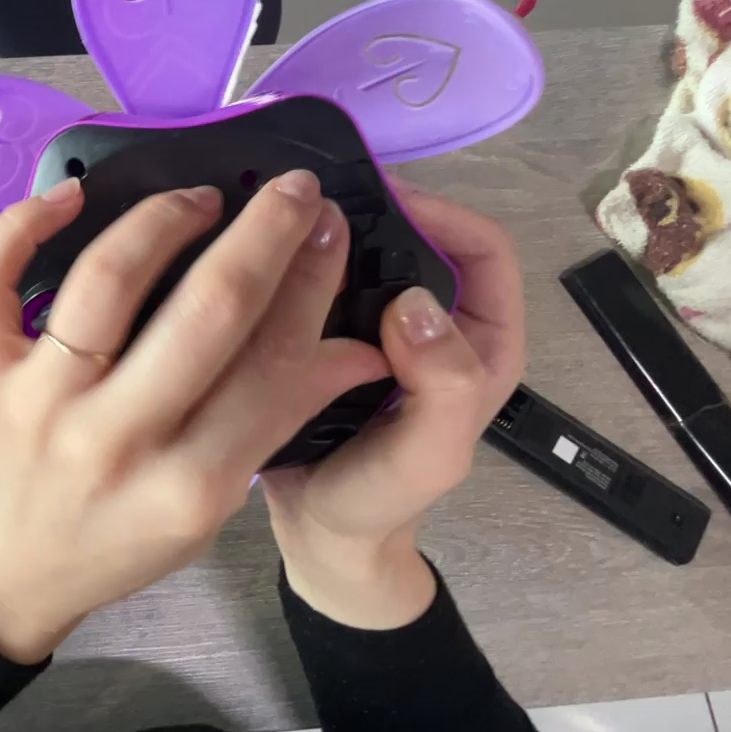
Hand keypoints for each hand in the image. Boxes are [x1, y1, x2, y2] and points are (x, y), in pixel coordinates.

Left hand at [0, 171, 389, 662]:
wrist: (16, 567)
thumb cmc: (123, 540)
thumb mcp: (214, 507)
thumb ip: (277, 422)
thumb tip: (361, 346)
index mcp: (190, 483)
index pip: (272, 363)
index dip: (311, 284)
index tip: (328, 227)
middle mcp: (114, 436)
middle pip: (204, 310)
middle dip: (262, 235)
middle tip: (288, 188)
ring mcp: (38, 400)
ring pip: (104, 281)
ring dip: (161, 220)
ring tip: (198, 195)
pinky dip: (21, 225)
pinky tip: (71, 194)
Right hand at [261, 186, 524, 628]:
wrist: (315, 532)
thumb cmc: (379, 500)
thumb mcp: (428, 457)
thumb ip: (446, 389)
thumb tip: (415, 303)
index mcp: (474, 341)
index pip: (480, 251)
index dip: (439, 214)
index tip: (374, 200)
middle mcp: (423, 325)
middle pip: (412, 242)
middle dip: (367, 215)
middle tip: (304, 207)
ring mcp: (368, 329)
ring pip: (357, 260)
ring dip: (322, 238)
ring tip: (270, 226)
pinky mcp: (320, 337)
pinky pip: (312, 287)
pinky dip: (289, 269)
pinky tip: (250, 266)